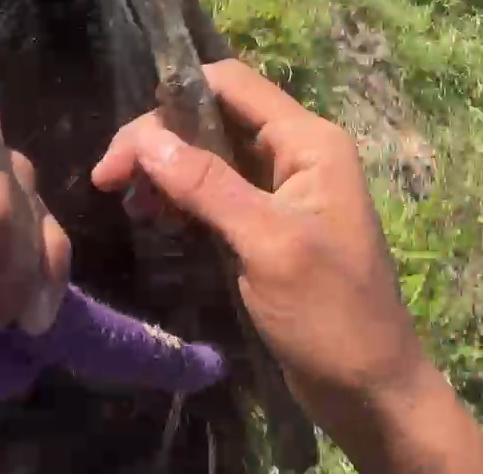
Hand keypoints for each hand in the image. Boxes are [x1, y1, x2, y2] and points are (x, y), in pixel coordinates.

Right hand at [91, 59, 482, 473]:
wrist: (373, 397)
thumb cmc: (330, 315)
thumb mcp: (267, 244)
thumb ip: (207, 185)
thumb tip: (145, 138)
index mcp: (307, 140)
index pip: (231, 84)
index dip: (175, 94)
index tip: (129, 139)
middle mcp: (293, 150)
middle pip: (211, 116)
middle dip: (158, 139)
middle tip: (109, 176)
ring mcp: (279, 185)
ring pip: (206, 151)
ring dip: (164, 168)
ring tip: (127, 200)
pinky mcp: (264, 218)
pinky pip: (212, 187)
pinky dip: (179, 195)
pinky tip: (154, 216)